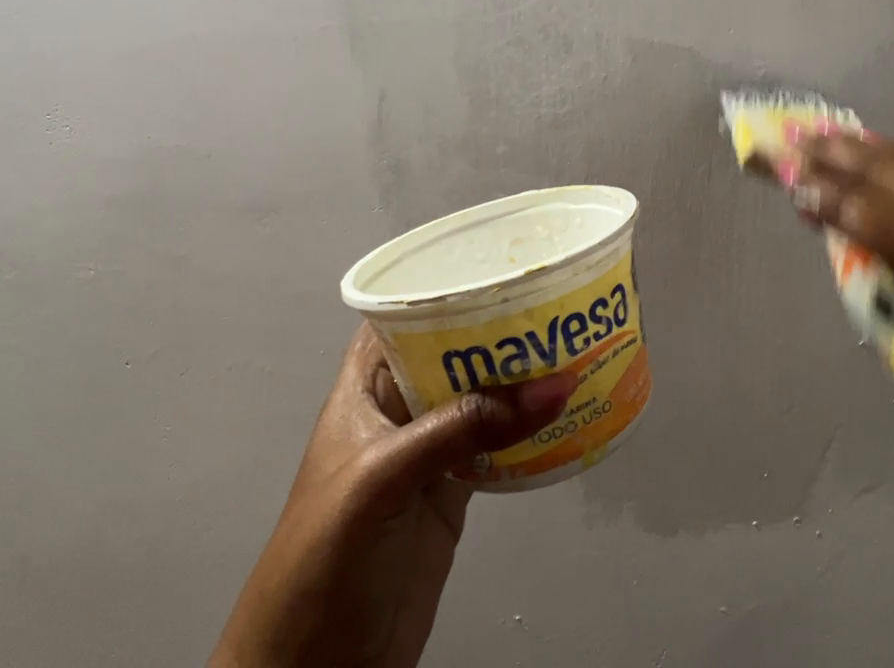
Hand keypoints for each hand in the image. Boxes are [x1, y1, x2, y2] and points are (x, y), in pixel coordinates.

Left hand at [210, 324, 577, 667]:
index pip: (399, 317)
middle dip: (498, 331)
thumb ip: (465, 429)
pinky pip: (499, 447)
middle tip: (556, 304)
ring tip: (574, 349)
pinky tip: (564, 415)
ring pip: (481, 398)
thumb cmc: (324, 557)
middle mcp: (397, 412)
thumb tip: (555, 386)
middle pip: (452, 353)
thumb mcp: (386, 478)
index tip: (493, 265)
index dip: (438, 288)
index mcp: (363, 391)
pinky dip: (530, 431)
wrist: (319, 664)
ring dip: (521, 380)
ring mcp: (429, 453)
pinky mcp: (455, 493)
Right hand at [785, 134, 893, 419]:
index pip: (857, 207)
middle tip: (788, 136)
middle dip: (828, 151)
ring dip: (863, 148)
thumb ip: (869, 258)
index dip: (814, 187)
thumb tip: (821, 213)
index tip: (777, 168)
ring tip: (824, 136)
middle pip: (877, 166)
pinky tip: (881, 157)